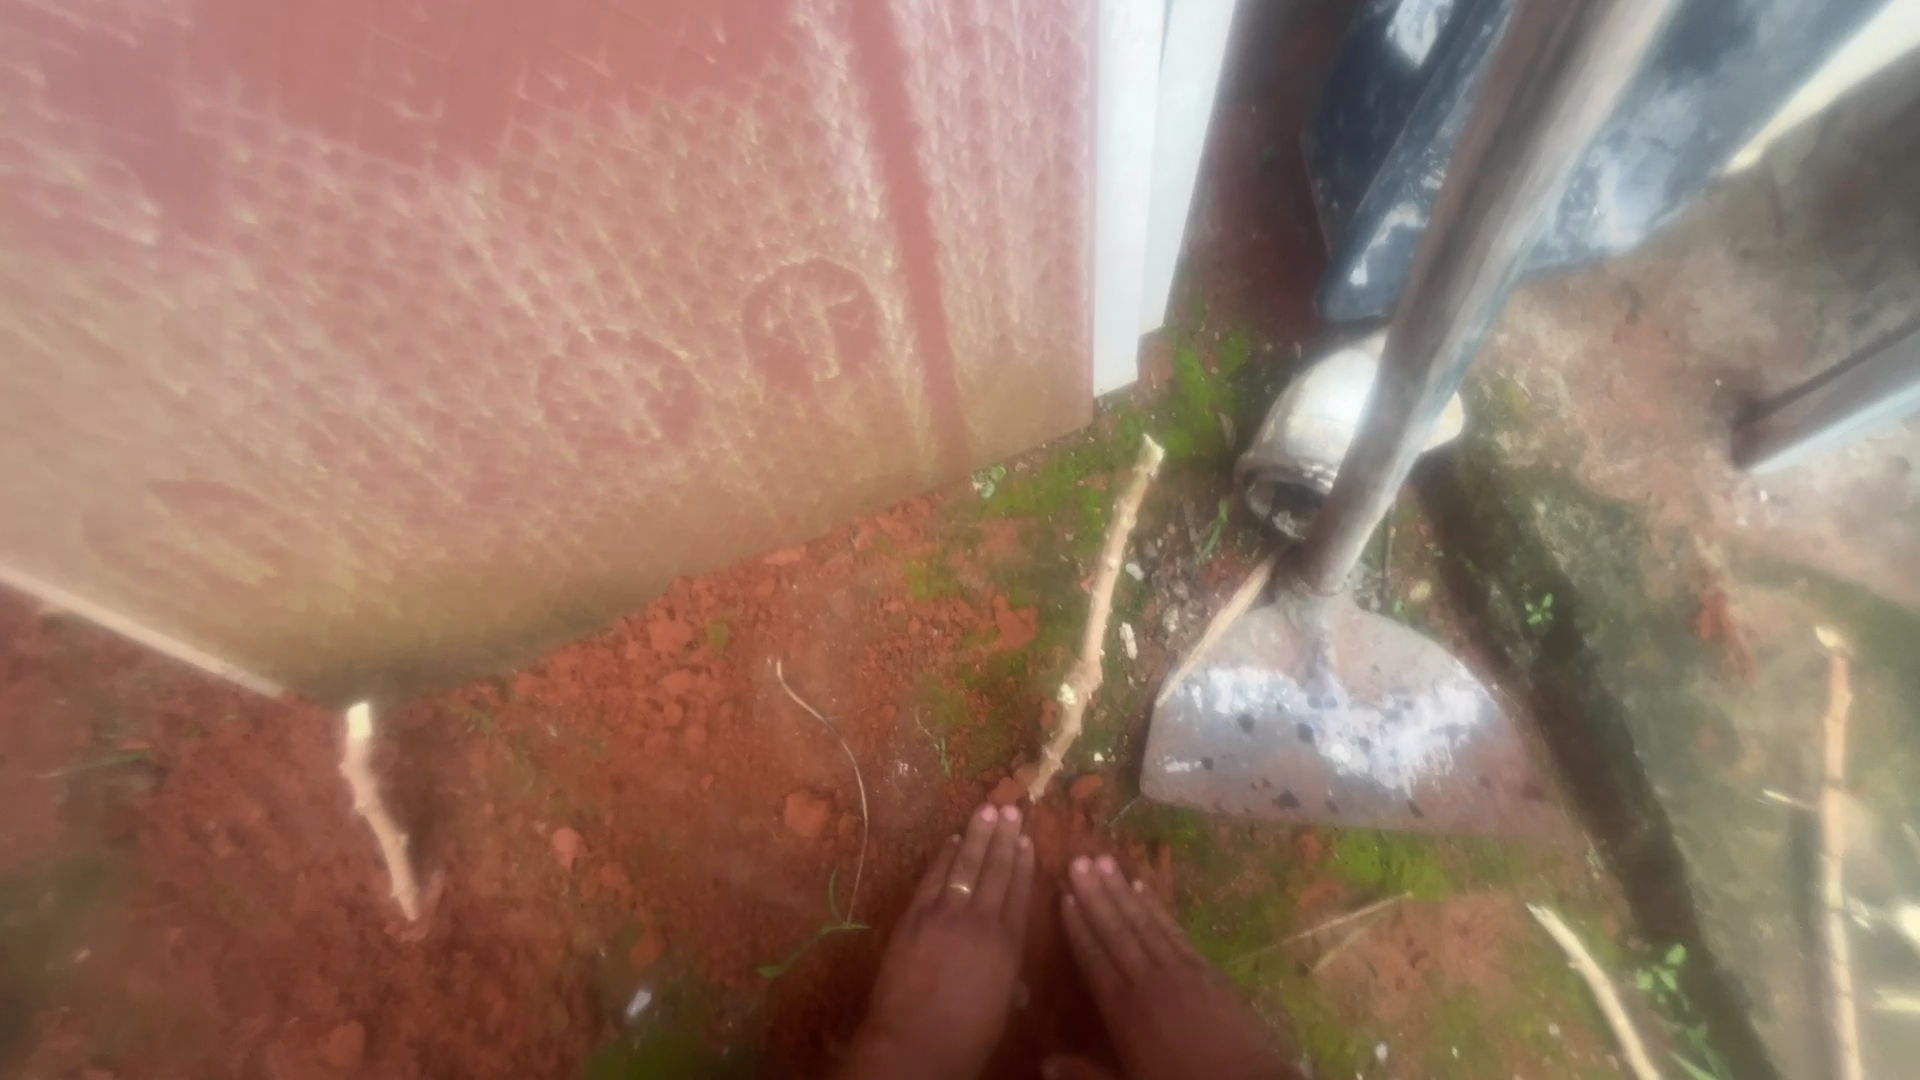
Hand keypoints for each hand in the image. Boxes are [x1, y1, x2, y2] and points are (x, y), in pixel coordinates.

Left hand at [837, 804, 1034, 1079]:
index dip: (1023, 862)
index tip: (1028, 838)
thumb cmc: (966, 1037)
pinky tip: (953, 839)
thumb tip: (1019, 981)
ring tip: (987, 809)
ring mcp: (946, 913)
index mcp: (1008, 945)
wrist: (916, 1045)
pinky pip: (934, 876)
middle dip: (1004, 837)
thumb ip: (1010, 980)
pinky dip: (944, 855)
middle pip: (996, 869)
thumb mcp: (1001, 1007)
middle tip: (1011, 807)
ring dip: (977, 835)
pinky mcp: (916, 914)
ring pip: (966, 864)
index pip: (1019, 892)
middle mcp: (982, 920)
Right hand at [1059, 854, 1295, 1079]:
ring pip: (1143, 922)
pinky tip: (1143, 886)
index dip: (1077, 926)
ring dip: (1122, 890)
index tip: (1063, 893)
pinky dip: (1156, 905)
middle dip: (1095, 894)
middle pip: (1116, 930)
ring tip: (1104, 860)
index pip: (1093, 958)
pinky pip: (1173, 929)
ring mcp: (1180, 970)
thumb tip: (1043, 1062)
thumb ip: (1087, 1073)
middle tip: (1078, 860)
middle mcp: (1148, 980)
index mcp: (1124, 1010)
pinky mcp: (1207, 969)